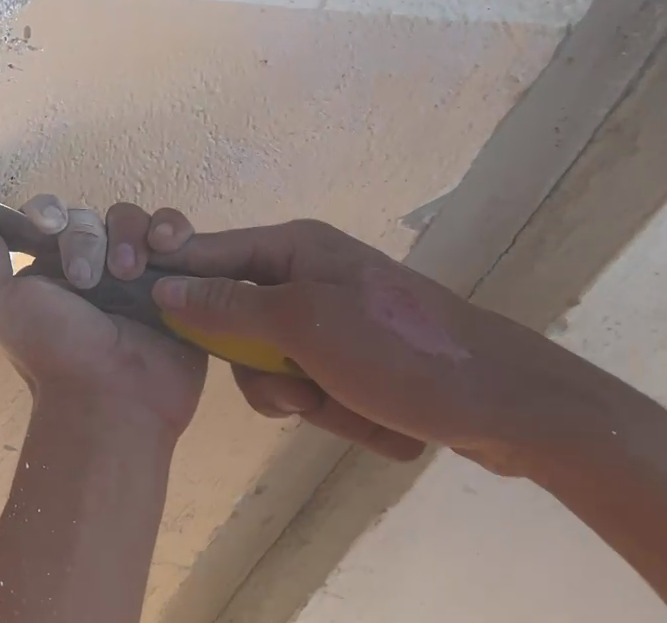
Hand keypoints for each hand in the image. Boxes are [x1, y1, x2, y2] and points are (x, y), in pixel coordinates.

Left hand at [0, 198, 206, 435]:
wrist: (112, 397)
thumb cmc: (49, 349)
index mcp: (47, 265)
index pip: (48, 215)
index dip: (46, 212)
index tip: (47, 226)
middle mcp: (90, 264)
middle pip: (89, 218)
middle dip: (86, 240)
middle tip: (88, 280)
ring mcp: (134, 273)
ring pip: (131, 220)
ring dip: (129, 237)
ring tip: (130, 274)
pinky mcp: (176, 281)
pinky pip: (176, 236)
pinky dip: (172, 230)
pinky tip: (165, 247)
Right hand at [149, 218, 593, 472]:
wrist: (523, 411)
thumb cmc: (403, 352)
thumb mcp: (302, 324)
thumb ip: (225, 305)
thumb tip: (162, 289)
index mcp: (292, 248)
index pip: (202, 253)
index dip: (172, 280)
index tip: (144, 311)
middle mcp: (305, 277)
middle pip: (233, 319)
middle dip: (261, 365)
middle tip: (294, 388)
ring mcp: (331, 321)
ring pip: (268, 362)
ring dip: (301, 396)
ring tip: (347, 407)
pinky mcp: (354, 361)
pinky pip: (308, 385)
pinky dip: (333, 409)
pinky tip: (372, 417)